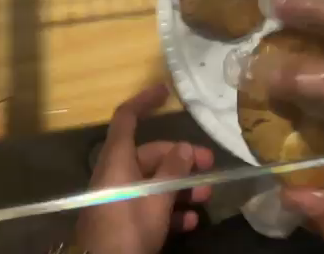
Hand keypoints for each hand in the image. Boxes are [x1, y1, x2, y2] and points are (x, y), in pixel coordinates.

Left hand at [71, 83, 215, 253]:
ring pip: (152, 183)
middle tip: (209, 165)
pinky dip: (168, 209)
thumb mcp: (156, 200)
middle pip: (149, 155)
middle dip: (181, 159)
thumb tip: (185, 147)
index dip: (144, 101)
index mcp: (116, 159)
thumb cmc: (128, 230)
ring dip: (180, 187)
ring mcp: (117, 200)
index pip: (126, 117)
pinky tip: (190, 220)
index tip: (166, 92)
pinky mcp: (120, 222)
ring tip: (206, 196)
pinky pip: (147, 206)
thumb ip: (172, 171)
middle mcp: (115, 174)